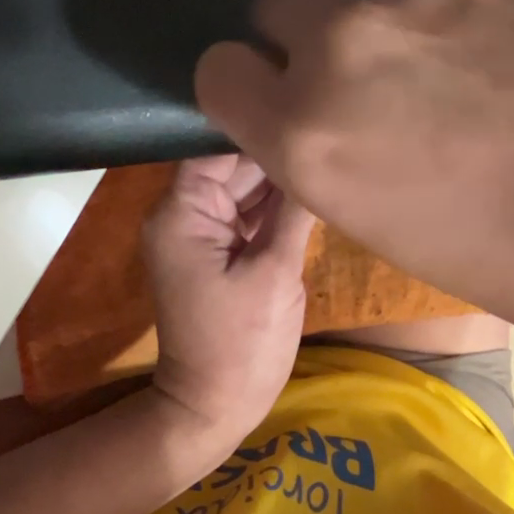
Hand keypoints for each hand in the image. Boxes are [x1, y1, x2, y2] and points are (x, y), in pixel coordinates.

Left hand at [144, 155, 316, 450]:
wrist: (216, 405)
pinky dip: (278, 208)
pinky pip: (251, 217)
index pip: (218, 148)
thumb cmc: (242, 343)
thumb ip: (294, 211)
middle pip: (234, 166)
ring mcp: (204, 235)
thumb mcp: (275, 274)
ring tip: (331, 150)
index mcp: (182, 213)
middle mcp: (185, 215)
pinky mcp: (224, 254)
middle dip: (278, 152)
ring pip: (247, 190)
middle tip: (332, 127)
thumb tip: (316, 154)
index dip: (262, 128)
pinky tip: (317, 188)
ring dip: (282, 179)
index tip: (308, 108)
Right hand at [194, 0, 513, 371]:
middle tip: (377, 98)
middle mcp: (353, 46)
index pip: (220, 73)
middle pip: (285, 9)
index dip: (250, 95)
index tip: (281, 112)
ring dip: (399, 35)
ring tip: (476, 90)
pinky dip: (472, 21)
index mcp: (312, 135)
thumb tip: (343, 129)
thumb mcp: (408, 240)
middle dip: (311, 51)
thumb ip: (347, 165)